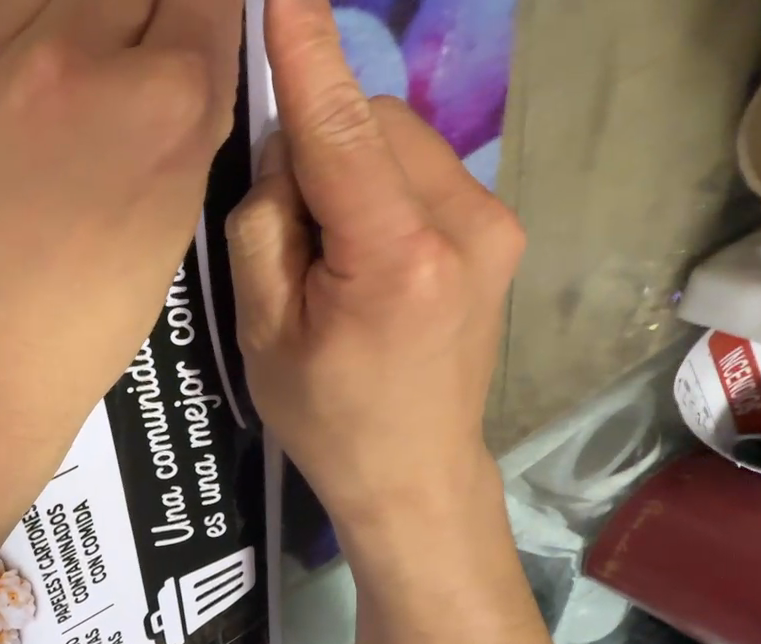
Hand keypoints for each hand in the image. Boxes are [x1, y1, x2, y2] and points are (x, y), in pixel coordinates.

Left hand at [0, 0, 241, 454]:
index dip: (177, 13)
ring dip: (49, 9)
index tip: (157, 38)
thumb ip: (196, 84)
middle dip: (121, 18)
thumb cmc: (96, 309)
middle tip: (98, 72)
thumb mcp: (183, 200)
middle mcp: (72, 58)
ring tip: (42, 73)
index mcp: (166, 95)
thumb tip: (181, 11)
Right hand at [228, 0, 524, 542]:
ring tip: (322, 255)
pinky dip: (376, 188)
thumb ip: (266, 232)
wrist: (412, 471)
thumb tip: (284, 158)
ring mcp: (494, 222)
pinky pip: (420, 171)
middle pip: (373, 125)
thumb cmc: (323, 416)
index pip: (342, 131)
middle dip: (315, 150)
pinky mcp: (499, 230)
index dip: (308, 55)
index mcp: (394, 259)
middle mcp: (465, 222)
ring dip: (345, 169)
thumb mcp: (260, 334)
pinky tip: (359, 254)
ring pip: (399, 141)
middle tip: (283, 234)